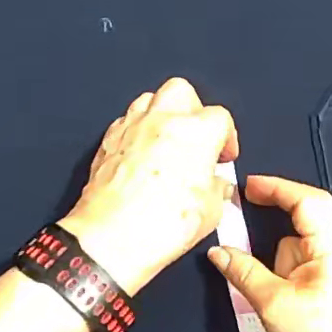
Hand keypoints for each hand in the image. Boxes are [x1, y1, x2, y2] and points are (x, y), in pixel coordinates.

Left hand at [59, 78, 238, 294]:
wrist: (111, 239)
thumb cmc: (157, 226)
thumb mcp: (211, 212)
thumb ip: (216, 188)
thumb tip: (214, 185)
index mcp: (196, 132)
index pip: (220, 118)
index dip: (226, 137)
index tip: (223, 156)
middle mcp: (161, 121)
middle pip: (181, 92)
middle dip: (193, 110)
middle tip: (196, 137)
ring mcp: (129, 129)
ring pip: (148, 100)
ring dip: (161, 115)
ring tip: (167, 142)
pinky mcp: (106, 143)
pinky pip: (124, 122)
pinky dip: (135, 132)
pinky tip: (140, 154)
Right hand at [205, 175, 331, 331]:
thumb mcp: (271, 304)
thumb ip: (242, 271)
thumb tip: (219, 252)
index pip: (309, 202)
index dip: (278, 188)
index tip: (250, 185)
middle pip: (304, 220)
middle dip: (274, 226)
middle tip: (245, 222)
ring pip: (299, 245)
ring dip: (278, 257)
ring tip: (271, 292)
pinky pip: (302, 264)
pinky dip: (284, 271)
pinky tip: (279, 297)